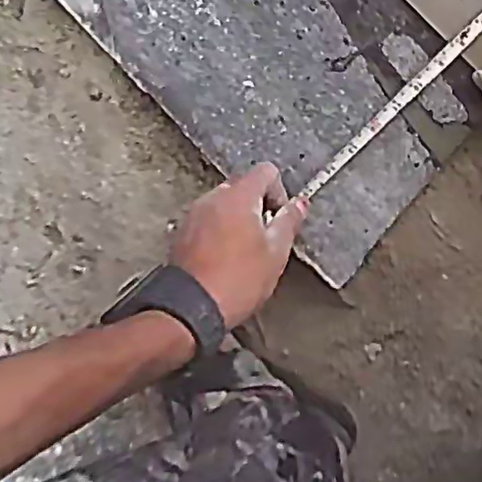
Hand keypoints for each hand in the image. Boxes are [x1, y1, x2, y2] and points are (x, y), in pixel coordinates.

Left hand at [168, 163, 307, 327]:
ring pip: (225, 205)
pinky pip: (208, 221)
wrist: (190, 309)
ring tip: (244, 253)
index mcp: (239, 195)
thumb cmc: (237, 280)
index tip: (280, 218)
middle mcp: (214, 198)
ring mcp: (195, 214)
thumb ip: (289, 221)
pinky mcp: (182, 233)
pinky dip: (219, 232)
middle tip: (265, 238)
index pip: (266, 171)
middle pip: (244, 187)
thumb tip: (299, 203)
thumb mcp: (276, 252)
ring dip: (237, 219)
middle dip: (258, 207)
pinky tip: (224, 260)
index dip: (279, 192)